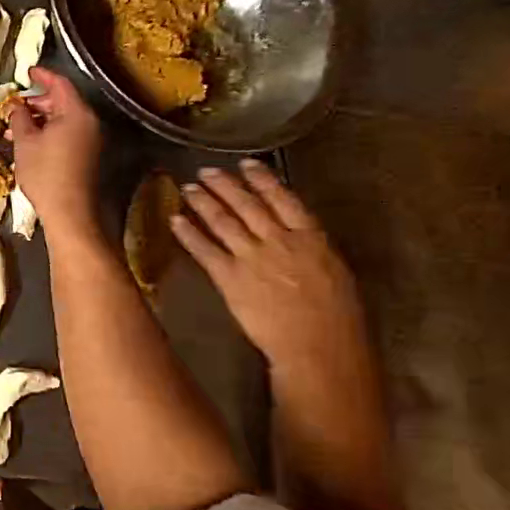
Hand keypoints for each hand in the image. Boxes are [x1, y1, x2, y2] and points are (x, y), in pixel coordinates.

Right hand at [4, 67, 100, 236]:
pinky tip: (30, 143)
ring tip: (16, 128)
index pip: (60, 84)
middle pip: (63, 101)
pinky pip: (67, 134)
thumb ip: (20, 118)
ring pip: (63, 119)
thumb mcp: (25, 142)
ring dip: (40, 120)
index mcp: (76, 113)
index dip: (43, 76)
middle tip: (16, 106)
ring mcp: (90, 139)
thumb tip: (16, 106)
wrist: (69, 210)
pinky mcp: (87, 155)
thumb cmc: (45, 173)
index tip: (28, 72)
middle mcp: (88, 122)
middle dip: (37, 102)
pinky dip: (49, 132)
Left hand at [171, 161, 369, 379]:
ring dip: (203, 202)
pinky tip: (174, 221)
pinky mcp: (230, 278)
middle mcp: (279, 241)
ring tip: (186, 188)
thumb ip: (311, 250)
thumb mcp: (334, 274)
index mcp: (311, 238)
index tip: (247, 164)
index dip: (263, 179)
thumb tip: (299, 237)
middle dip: (224, 185)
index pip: (284, 199)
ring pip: (223, 221)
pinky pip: (204, 250)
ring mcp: (252, 258)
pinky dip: (188, 233)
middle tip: (205, 171)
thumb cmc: (335, 318)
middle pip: (247, 204)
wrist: (318, 346)